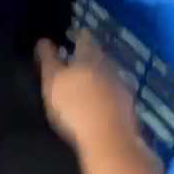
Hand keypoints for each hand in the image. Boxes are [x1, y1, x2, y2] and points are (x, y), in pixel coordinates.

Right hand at [35, 36, 138, 152]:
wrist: (108, 139)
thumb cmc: (74, 107)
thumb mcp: (52, 82)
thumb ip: (48, 60)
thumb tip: (43, 40)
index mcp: (89, 58)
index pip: (85, 39)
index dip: (79, 35)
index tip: (74, 34)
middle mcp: (110, 67)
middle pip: (100, 56)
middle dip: (91, 57)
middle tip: (79, 60)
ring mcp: (123, 87)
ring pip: (110, 75)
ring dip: (101, 76)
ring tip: (89, 83)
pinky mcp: (129, 107)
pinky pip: (117, 95)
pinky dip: (109, 95)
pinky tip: (103, 104)